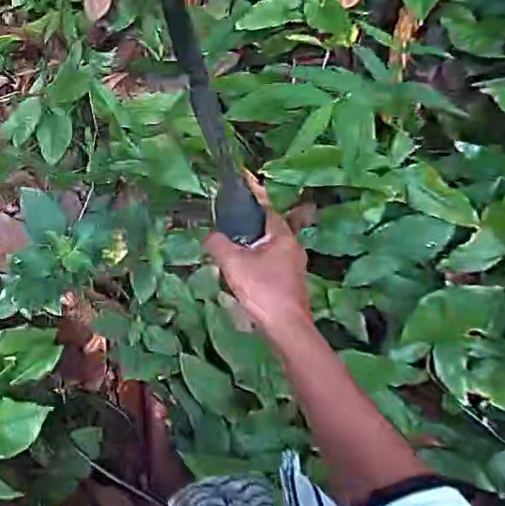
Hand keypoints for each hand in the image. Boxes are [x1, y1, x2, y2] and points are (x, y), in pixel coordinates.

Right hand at [202, 198, 311, 340]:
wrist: (286, 328)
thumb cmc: (262, 289)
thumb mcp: (232, 262)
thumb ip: (217, 243)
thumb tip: (210, 235)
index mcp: (282, 237)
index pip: (267, 207)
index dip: (254, 192)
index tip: (245, 177)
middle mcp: (293, 247)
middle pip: (271, 225)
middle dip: (253, 219)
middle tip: (234, 214)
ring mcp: (294, 266)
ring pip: (271, 244)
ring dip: (254, 240)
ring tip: (234, 241)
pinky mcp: (290, 281)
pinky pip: (271, 259)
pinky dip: (257, 256)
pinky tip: (243, 266)